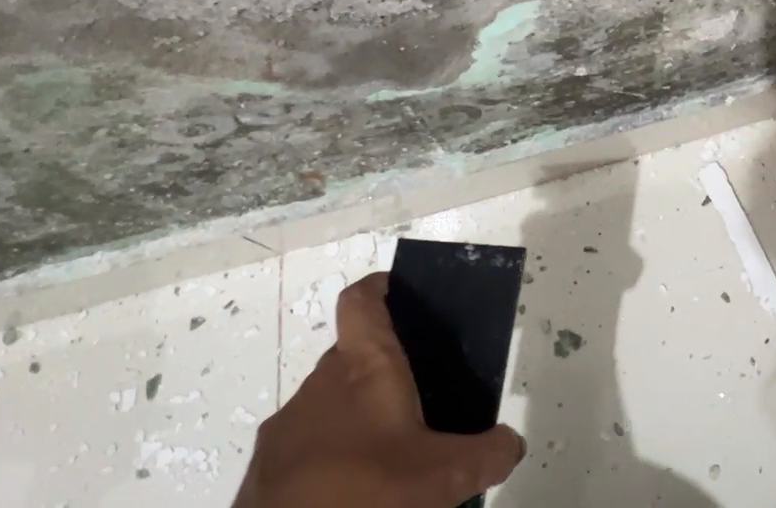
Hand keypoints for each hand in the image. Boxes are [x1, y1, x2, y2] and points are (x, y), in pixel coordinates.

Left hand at [235, 273, 524, 507]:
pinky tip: (354, 490)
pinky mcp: (264, 472)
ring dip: (355, 418)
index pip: (361, 301)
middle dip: (383, 372)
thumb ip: (488, 453)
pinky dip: (330, 457)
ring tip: (388, 457)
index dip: (379, 288)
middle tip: (420, 403)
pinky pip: (306, 446)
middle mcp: (320, 384)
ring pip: (327, 404)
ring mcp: (287, 427)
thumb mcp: (446, 477)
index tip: (400, 291)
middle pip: (351, 356)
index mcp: (363, 367)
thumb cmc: (367, 492)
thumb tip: (511, 444)